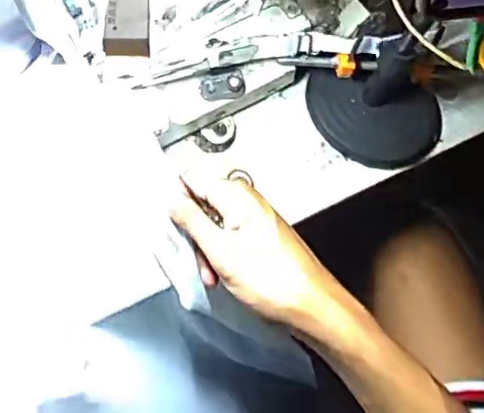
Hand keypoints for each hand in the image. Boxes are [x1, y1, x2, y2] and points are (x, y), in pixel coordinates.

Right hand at [167, 167, 345, 333]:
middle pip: (204, 204)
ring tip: (216, 273)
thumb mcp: (219, 251)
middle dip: (196, 233)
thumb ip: (192, 221)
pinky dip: (224, 252)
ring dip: (209, 248)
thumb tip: (173, 201)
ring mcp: (254, 214)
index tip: (172, 221)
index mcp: (235, 193)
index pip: (192, 179)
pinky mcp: (260, 231)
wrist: (310, 303)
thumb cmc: (275, 279)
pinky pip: (231, 234)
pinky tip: (227, 273)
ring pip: (216, 222)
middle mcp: (246, 198)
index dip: (178, 200)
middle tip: (200, 259)